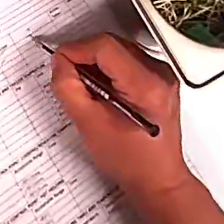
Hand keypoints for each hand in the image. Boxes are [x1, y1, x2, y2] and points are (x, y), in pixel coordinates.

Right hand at [50, 33, 199, 208]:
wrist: (157, 179)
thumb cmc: (130, 161)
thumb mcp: (88, 125)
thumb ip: (68, 88)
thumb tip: (60, 62)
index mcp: (146, 86)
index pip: (105, 47)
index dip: (77, 50)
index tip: (61, 60)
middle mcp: (160, 74)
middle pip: (112, 44)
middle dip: (85, 55)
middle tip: (68, 74)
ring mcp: (163, 74)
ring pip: (119, 48)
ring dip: (96, 60)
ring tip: (86, 85)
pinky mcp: (160, 77)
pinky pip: (127, 57)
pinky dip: (108, 66)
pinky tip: (102, 88)